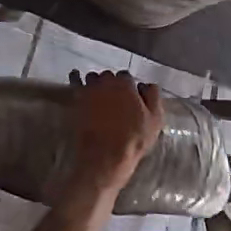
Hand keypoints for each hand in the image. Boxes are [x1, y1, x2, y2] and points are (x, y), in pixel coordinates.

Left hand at [66, 70, 164, 196]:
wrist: (106, 155)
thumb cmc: (133, 138)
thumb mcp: (155, 119)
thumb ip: (153, 96)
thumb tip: (147, 84)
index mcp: (125, 83)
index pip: (127, 76)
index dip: (129, 87)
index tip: (130, 97)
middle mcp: (106, 81)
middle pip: (109, 76)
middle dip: (112, 84)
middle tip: (116, 99)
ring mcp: (90, 89)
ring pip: (93, 77)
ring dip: (97, 82)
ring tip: (99, 94)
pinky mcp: (77, 99)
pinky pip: (75, 81)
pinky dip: (76, 76)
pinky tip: (75, 75)